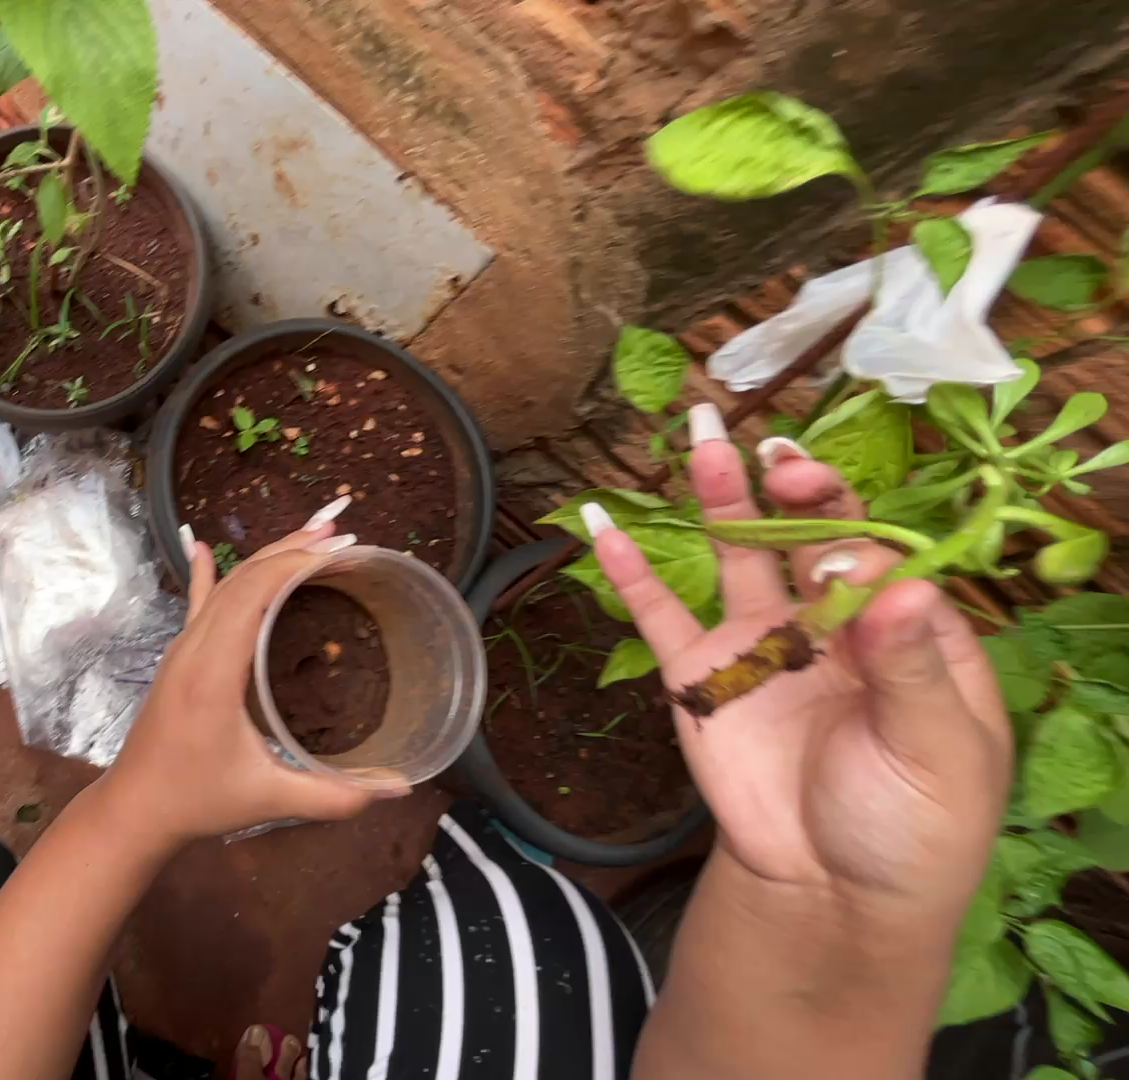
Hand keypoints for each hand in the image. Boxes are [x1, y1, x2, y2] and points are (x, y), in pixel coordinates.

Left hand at [101, 501, 398, 842]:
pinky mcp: (178, 656)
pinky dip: (206, 574)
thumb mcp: (269, 799)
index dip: (294, 564)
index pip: (252, 595)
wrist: (136, 806)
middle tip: (341, 537)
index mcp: (213, 672)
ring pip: (223, 586)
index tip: (340, 550)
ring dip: (264, 559)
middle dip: (291, 551)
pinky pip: (196, 604)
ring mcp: (182, 648)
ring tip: (309, 538)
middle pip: (241, 580)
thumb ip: (334, 797)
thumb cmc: (199, 800)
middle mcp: (194, 648)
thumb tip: (398, 786)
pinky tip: (202, 547)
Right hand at [587, 405, 1008, 918]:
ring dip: (717, 500)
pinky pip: (656, 613)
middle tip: (771, 452)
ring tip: (701, 441)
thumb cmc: (909, 821)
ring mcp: (754, 642)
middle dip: (792, 489)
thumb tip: (899, 585)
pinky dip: (629, 572)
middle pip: (804, 538)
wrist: (823, 879)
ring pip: (731, 556)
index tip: (825, 516)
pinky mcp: (695, 670)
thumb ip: (913, 670)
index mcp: (899, 634)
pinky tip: (603, 526)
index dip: (853, 523)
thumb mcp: (937, 753)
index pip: (878, 555)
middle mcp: (825, 623)